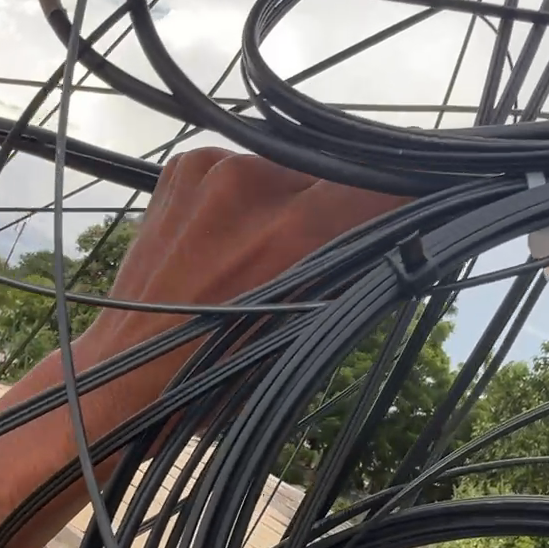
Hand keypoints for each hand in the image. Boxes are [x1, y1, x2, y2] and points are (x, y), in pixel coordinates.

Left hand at [0, 148, 404, 547]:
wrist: (116, 376)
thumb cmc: (212, 383)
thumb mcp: (303, 337)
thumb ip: (354, 274)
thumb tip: (401, 230)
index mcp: (287, 236)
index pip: (382, 188)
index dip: (414, 195)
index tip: (432, 202)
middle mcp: (249, 182)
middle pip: (339, 170)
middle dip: (357, 199)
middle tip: (357, 231)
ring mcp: (209, 165)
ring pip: (294, 164)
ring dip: (305, 194)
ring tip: (285, 240)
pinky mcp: (184, 164)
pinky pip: (250, 165)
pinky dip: (262, 192)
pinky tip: (244, 230)